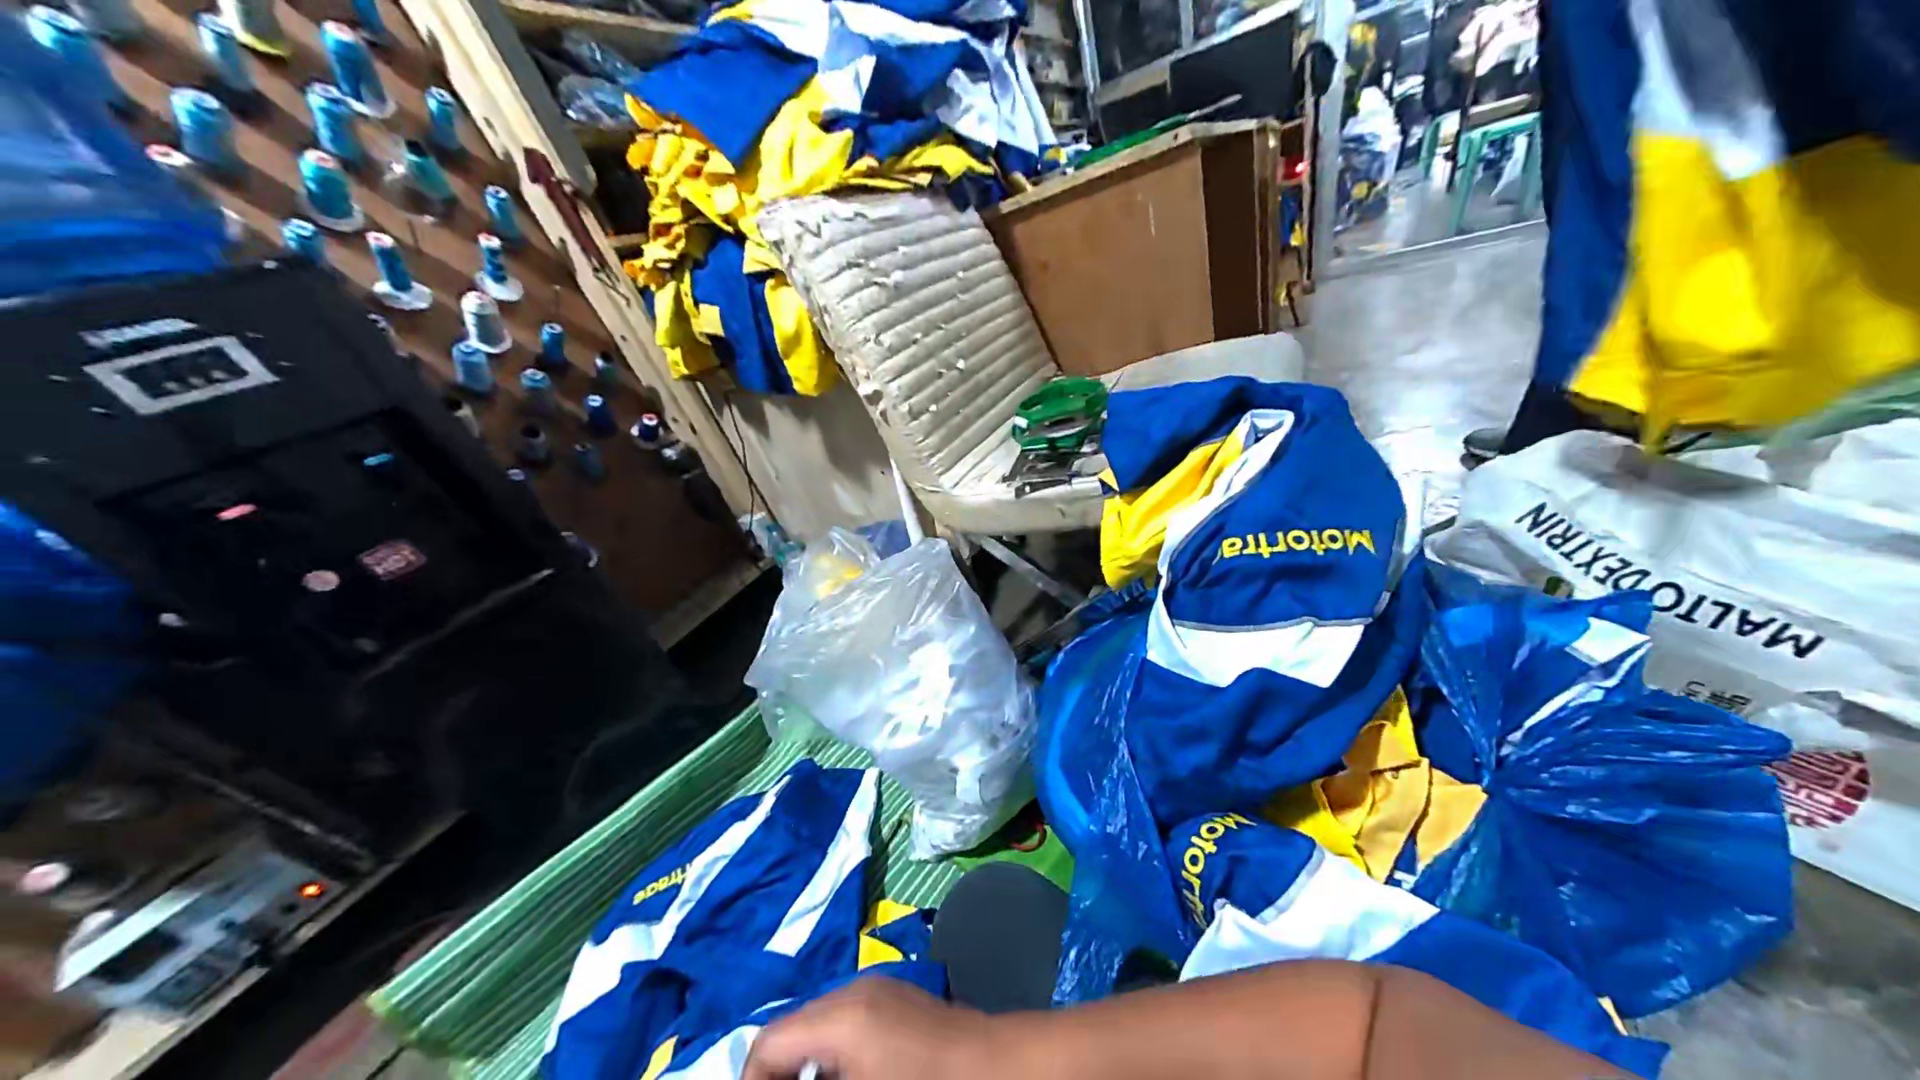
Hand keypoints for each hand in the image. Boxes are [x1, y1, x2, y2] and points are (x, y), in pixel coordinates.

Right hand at [743, 977, 998, 1079]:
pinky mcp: (894, 994)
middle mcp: (852, 991)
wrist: (994, 1066)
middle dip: (778, 1072)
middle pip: (789, 1028)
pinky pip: (845, 1017)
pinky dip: (832, 1050)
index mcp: (840, 1017)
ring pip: (817, 1022)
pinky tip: (846, 1077)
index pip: (768, 1042)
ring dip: (805, 1063)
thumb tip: (791, 1076)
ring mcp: (876, 988)